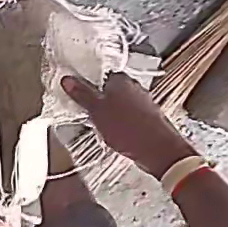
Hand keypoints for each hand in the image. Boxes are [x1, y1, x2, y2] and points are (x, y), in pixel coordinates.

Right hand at [61, 72, 199, 178]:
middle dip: (98, 100)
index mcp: (121, 80)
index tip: (77, 94)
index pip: (100, 74)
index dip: (87, 85)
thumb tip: (68, 80)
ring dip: (109, 112)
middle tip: (87, 111)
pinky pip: (128, 115)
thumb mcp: (97, 111)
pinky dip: (120, 122)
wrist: (160, 151)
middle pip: (109, 89)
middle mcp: (134, 88)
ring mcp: (143, 103)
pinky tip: (116, 133)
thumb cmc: (130, 129)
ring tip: (101, 125)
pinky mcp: (148, 118)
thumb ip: (82, 94)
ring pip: (119, 103)